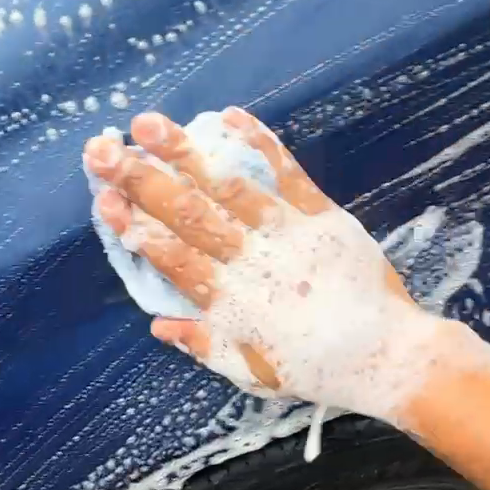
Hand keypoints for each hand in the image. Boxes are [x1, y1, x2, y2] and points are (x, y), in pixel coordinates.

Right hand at [85, 108, 489, 425]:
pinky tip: (229, 116)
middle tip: (101, 150)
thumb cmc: (316, 369)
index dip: (137, 228)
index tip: (105, 201)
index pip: (173, 258)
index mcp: (233, 303)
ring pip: (228, 186)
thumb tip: (156, 323)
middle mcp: (254, 263)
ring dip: (185, 153)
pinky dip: (260, 144)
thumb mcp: (253, 373)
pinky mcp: (322, 216)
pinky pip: (287, 174)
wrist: (388, 355)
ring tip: (146, 124)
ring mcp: (289, 234)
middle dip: (142, 180)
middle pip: (189, 214)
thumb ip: (204, 346)